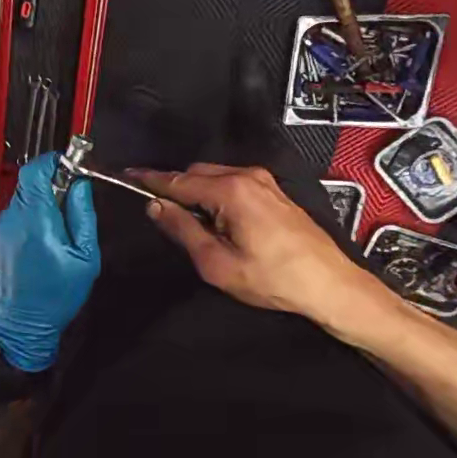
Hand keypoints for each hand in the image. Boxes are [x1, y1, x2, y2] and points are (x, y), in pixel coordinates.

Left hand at [0, 154, 100, 370]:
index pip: (36, 169)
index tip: (71, 168)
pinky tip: (43, 239)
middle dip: (52, 185)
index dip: (54, 162)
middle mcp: (11, 217)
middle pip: (29, 182)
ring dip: (42, 202)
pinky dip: (31, 216)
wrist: (22, 325)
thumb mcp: (85, 256)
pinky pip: (15, 214)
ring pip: (22, 197)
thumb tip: (81, 184)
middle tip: (71, 203)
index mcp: (35, 218)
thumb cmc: (57, 294)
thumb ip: (83, 215)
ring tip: (59, 228)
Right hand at [133, 164, 383, 327]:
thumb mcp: (216, 262)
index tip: (128, 176)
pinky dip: (217, 196)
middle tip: (163, 217)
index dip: (150, 180)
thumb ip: (182, 229)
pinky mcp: (274, 191)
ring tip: (195, 229)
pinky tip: (219, 224)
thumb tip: (156, 206)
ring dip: (198, 194)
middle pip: (196, 173)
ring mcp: (265, 181)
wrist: (328, 284)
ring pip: (215, 177)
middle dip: (176, 190)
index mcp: (231, 190)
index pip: (178, 180)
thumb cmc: (274, 279)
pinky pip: (234, 184)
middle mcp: (248, 176)